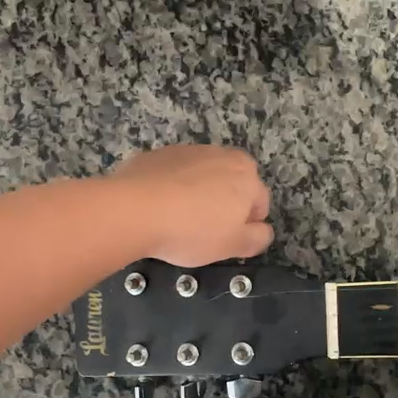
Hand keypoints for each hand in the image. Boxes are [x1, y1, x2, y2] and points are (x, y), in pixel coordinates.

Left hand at [107, 145, 273, 266]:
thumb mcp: (233, 246)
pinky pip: (176, 173)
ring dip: (198, 193)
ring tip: (178, 218)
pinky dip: (173, 186)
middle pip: (233, 184)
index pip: (260, 204)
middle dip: (224, 204)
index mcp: (247, 177)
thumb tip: (263, 230)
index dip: (245, 226)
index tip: (224, 240)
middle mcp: (223, 155)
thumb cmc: (191, 230)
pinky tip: (159, 206)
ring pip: (204, 177)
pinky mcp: (160, 153)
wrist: (134, 209)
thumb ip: (258, 238)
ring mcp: (190, 151)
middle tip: (203, 229)